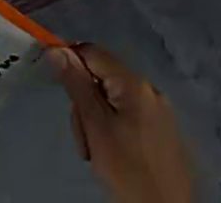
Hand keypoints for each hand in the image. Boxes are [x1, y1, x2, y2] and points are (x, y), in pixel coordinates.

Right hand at [54, 44, 193, 202]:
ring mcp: (160, 112)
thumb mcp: (95, 126)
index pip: (93, 52)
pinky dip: (114, 127)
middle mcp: (151, 91)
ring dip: (97, 117)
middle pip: (103, 77)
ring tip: (96, 149)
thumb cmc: (128, 171)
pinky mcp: (164, 132)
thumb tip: (56, 49)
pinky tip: (112, 153)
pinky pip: (129, 115)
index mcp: (135, 85)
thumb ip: (76, 84)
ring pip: (114, 98)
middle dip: (85, 100)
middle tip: (82, 133)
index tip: (56, 80)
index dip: (70, 59)